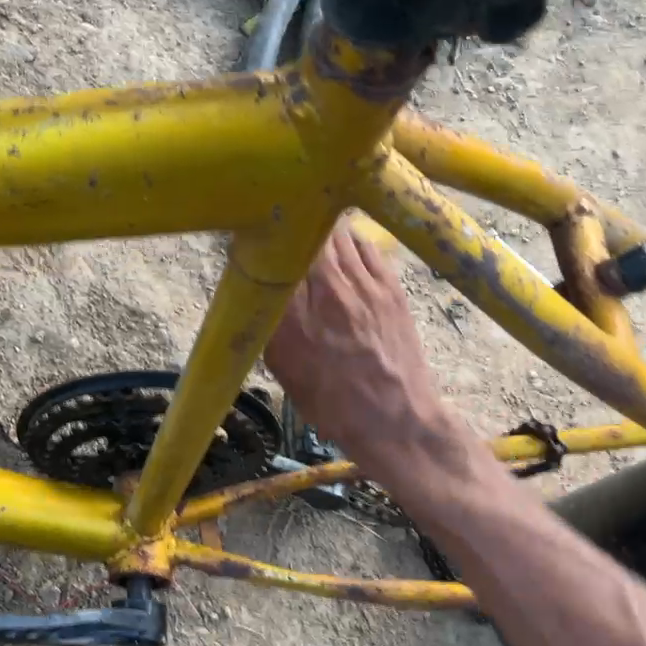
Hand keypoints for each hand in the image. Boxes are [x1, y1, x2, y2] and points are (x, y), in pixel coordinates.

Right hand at [264, 214, 457, 484]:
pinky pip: (365, 246)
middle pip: (303, 233)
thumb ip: (268, 324)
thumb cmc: (332, 403)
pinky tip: (342, 249)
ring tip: (309, 233)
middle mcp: (326, 294)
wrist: (393, 417)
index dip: (260, 242)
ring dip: (319, 228)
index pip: (268, 259)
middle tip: (281, 231)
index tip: (252, 240)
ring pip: (336, 232)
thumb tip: (258, 293)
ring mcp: (363, 286)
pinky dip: (350, 241)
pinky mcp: (390, 285)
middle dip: (290, 228)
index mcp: (291, 321)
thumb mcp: (282, 368)